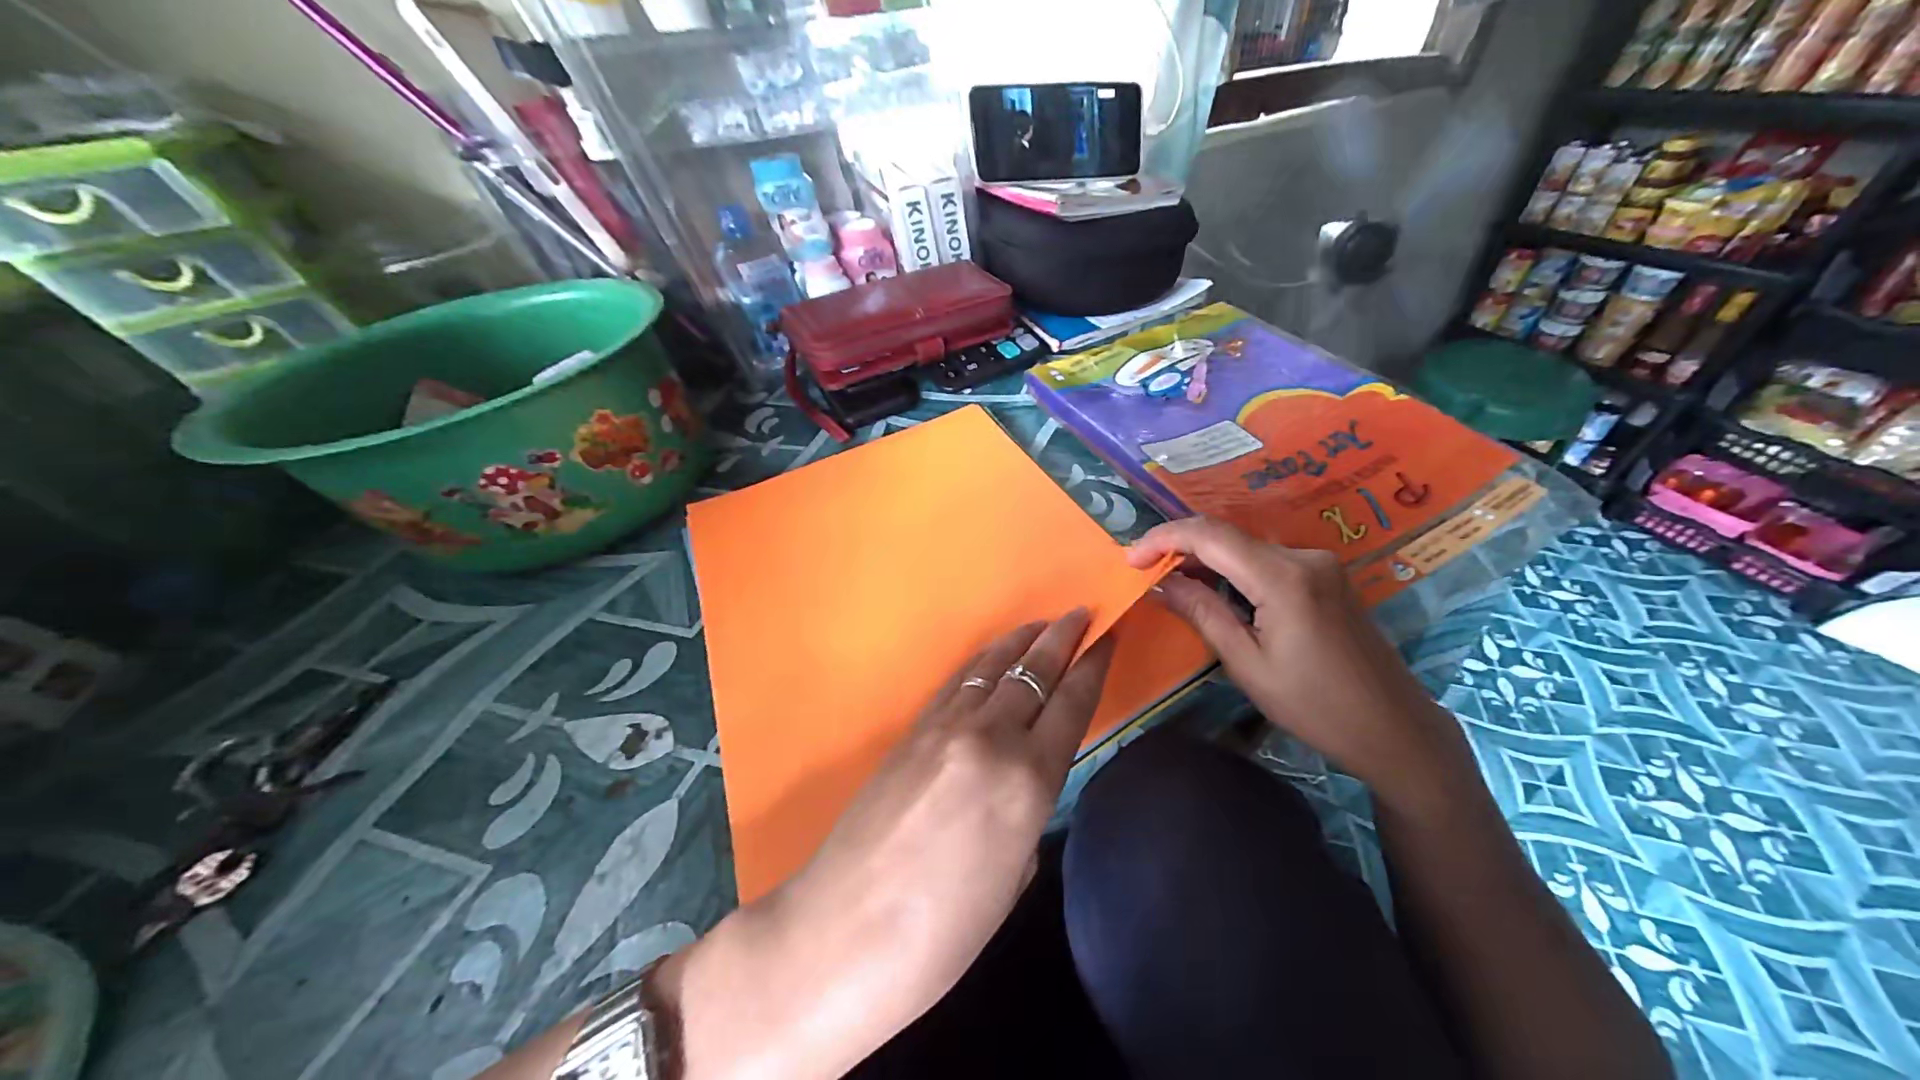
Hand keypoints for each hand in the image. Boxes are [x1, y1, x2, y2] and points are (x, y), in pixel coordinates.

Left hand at [658, 611, 1115, 1079]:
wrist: (844, 933)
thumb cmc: (944, 934)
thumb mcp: (1013, 878)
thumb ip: (1027, 817)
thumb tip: (1021, 791)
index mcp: (1028, 782)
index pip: (1072, 704)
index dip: (1093, 666)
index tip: (1108, 637)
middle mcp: (989, 741)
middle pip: (1034, 673)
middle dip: (1061, 638)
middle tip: (1081, 613)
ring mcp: (943, 731)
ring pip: (991, 669)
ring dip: (1019, 642)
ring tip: (1039, 624)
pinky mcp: (909, 733)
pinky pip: (955, 686)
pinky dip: (980, 664)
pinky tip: (988, 659)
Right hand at [1127, 517, 1478, 815]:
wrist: (1395, 729)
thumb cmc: (1315, 707)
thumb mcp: (1247, 664)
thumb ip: (1202, 613)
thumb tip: (1160, 582)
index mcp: (1284, 577)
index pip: (1210, 535)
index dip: (1163, 538)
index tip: (1130, 560)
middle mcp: (1304, 557)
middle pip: (1227, 536)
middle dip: (1180, 548)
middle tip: (1144, 574)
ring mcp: (1320, 565)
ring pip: (1246, 547)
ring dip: (1206, 560)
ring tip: (1171, 584)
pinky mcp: (1327, 578)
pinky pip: (1267, 561)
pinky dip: (1233, 570)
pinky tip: (1215, 591)